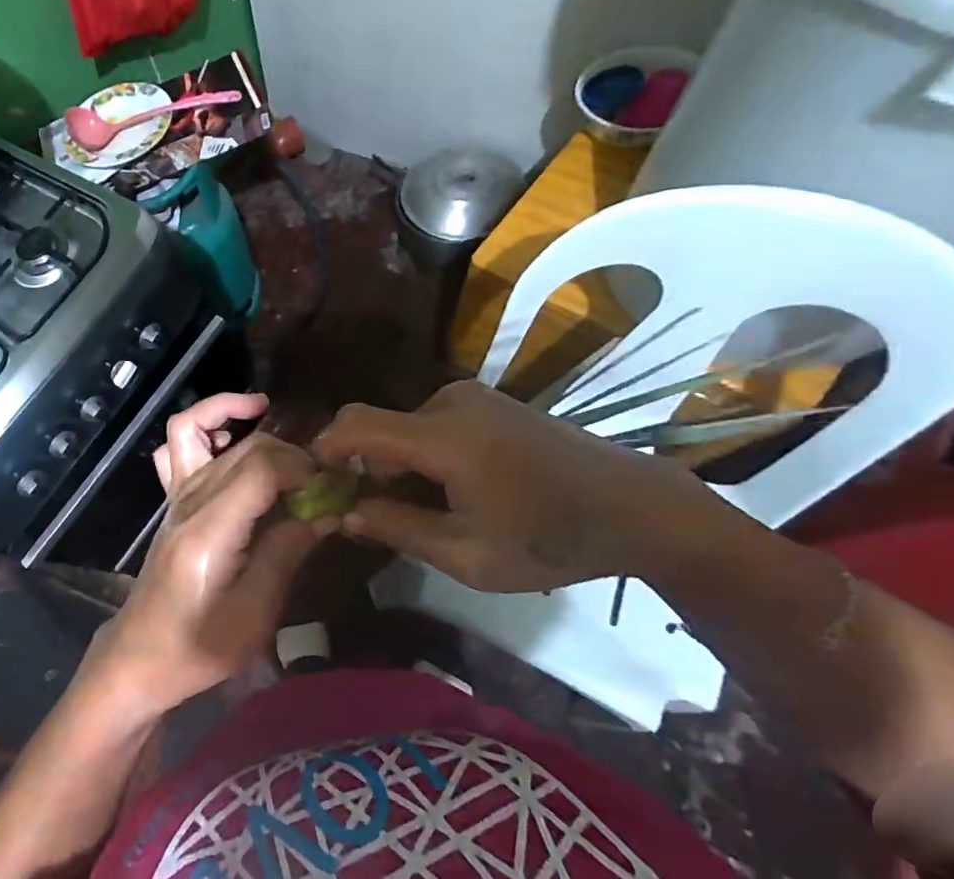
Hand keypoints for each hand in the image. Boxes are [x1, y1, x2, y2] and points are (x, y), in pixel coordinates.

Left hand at [86, 401, 334, 715]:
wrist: (141, 658)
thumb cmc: (198, 648)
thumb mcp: (254, 615)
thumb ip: (287, 554)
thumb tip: (326, 512)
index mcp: (210, 530)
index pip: (261, 469)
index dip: (302, 468)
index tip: (330, 489)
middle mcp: (189, 501)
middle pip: (243, 448)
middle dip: (289, 451)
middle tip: (322, 477)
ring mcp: (176, 497)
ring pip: (200, 431)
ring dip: (232, 412)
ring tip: (270, 414)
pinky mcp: (173, 501)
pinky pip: (178, 446)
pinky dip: (202, 426)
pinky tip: (231, 437)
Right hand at [313, 380, 734, 592]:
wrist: (636, 506)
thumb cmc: (552, 538)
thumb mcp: (470, 555)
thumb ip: (400, 529)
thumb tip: (347, 512)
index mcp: (443, 436)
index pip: (356, 424)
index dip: (325, 451)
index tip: (317, 487)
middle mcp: (450, 402)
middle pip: (379, 429)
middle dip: (366, 470)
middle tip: (375, 519)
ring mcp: (473, 399)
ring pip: (405, 428)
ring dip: (398, 466)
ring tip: (422, 512)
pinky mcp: (489, 403)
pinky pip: (433, 423)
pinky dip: (423, 454)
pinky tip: (451, 490)